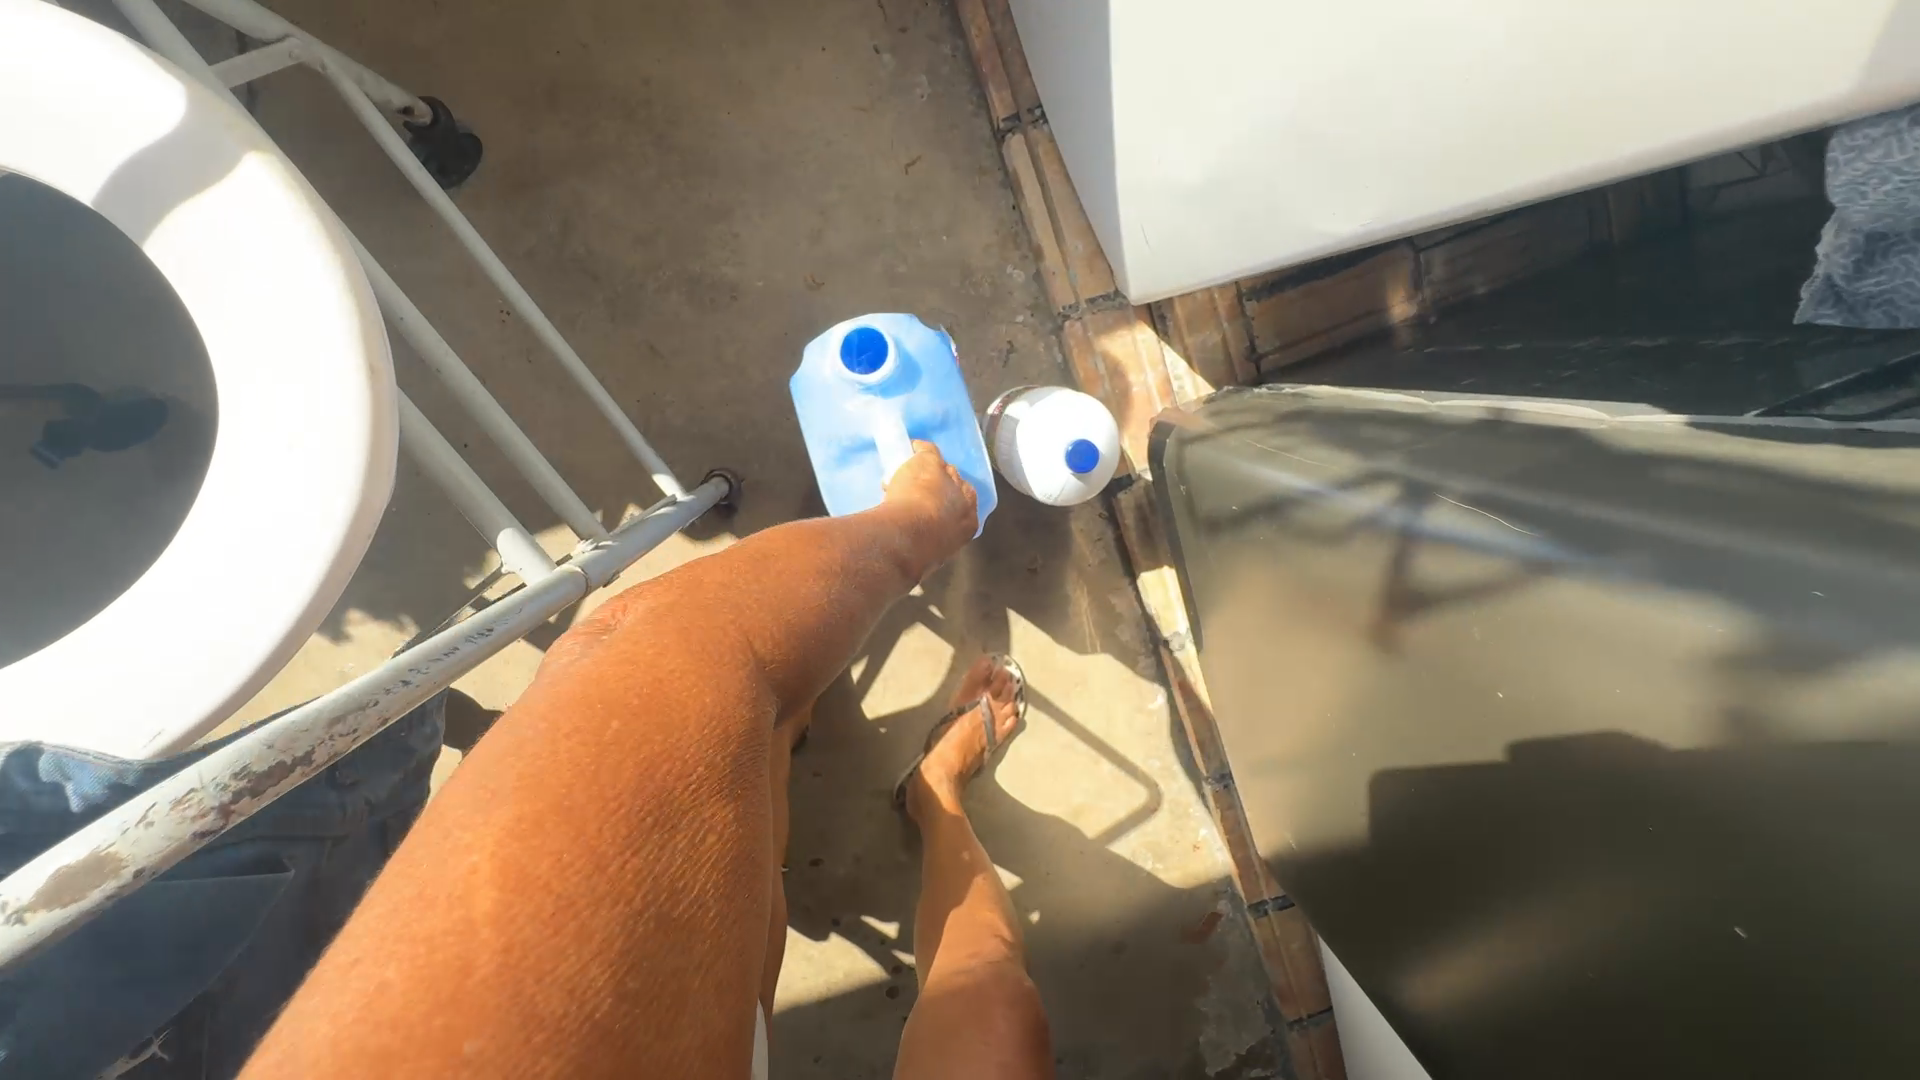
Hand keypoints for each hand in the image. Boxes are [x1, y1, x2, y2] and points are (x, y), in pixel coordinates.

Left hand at [883, 440, 977, 567]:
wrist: (914, 536)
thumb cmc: (922, 553)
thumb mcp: (934, 557)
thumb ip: (933, 550)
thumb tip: (922, 561)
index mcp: (968, 524)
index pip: (964, 509)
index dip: (949, 506)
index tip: (935, 509)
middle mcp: (965, 499)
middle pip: (956, 486)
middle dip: (942, 486)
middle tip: (921, 490)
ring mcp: (948, 478)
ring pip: (940, 470)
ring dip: (927, 470)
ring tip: (910, 475)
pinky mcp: (930, 463)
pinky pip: (927, 451)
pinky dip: (919, 449)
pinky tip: (909, 449)